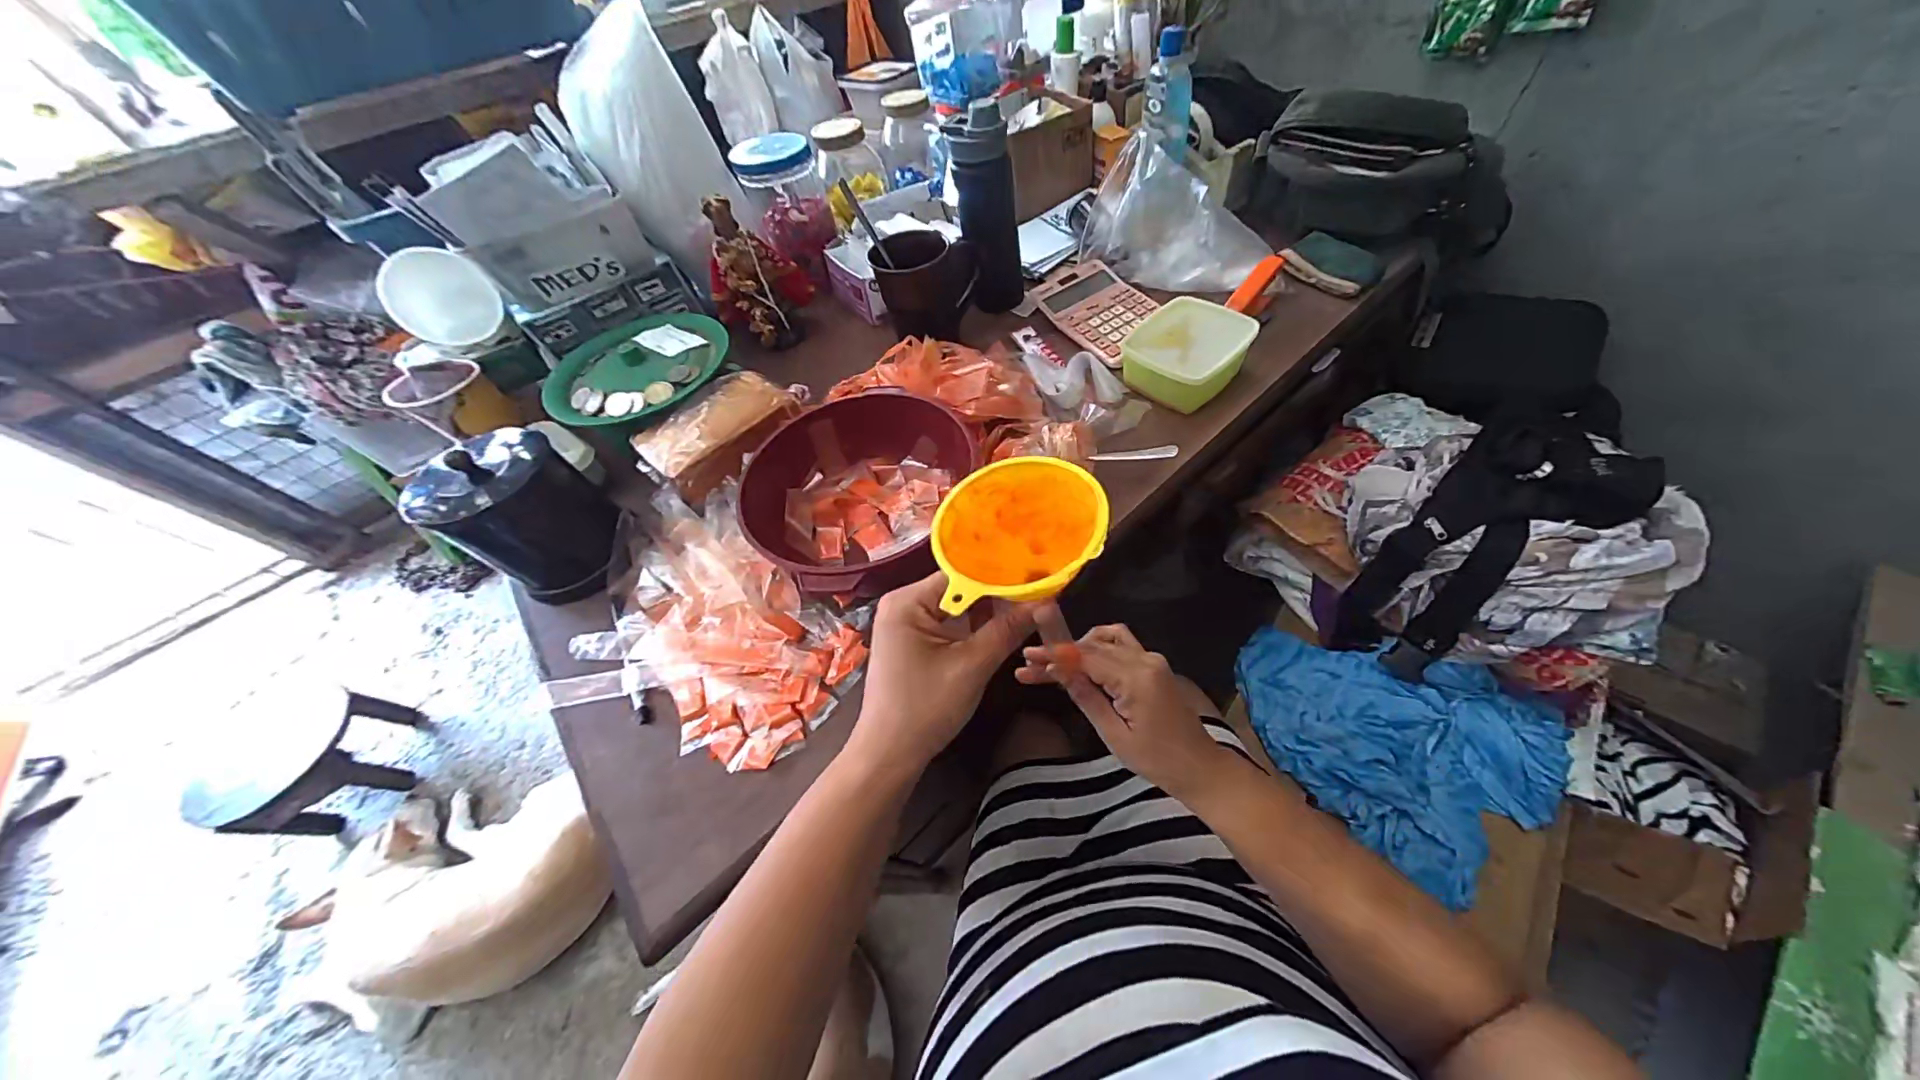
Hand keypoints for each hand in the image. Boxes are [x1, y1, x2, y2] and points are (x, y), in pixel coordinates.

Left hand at [846, 573, 1032, 780]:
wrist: (889, 754)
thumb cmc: (924, 710)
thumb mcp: (972, 667)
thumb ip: (1007, 630)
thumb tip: (1044, 601)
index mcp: (906, 601)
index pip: (962, 574)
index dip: (1001, 572)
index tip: (1038, 570)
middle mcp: (903, 603)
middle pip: (960, 586)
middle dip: (999, 590)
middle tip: (1042, 585)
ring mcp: (908, 621)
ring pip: (959, 604)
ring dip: (991, 607)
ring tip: (1033, 599)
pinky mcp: (915, 639)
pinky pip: (952, 621)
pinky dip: (977, 623)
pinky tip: (1007, 621)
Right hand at [1016, 623, 1240, 802]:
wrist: (1200, 767)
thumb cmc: (1157, 760)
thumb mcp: (1114, 735)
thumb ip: (1086, 698)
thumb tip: (1058, 671)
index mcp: (1136, 678)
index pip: (1086, 657)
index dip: (1054, 655)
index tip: (1027, 657)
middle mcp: (1146, 660)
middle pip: (1093, 646)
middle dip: (1060, 653)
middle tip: (1031, 665)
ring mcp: (1153, 660)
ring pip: (1108, 638)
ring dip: (1080, 646)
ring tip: (1056, 663)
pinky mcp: (1154, 666)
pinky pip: (1122, 645)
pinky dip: (1100, 647)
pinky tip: (1083, 660)